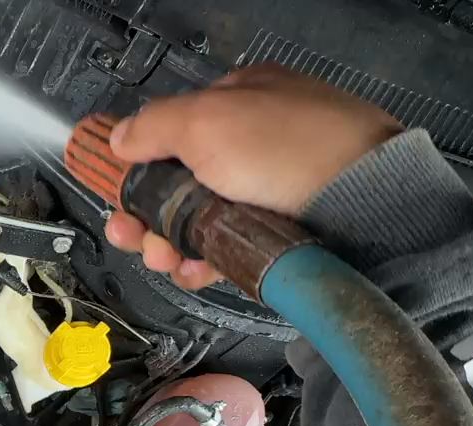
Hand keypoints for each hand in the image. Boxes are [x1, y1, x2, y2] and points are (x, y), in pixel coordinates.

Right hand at [102, 65, 401, 289]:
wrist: (357, 205)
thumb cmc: (291, 150)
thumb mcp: (209, 120)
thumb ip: (155, 124)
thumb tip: (119, 136)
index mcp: (232, 107)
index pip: (165, 140)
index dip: (134, 172)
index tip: (115, 198)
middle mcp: (241, 150)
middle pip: (169, 192)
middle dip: (143, 220)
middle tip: (132, 236)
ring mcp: (252, 196)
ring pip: (187, 228)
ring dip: (164, 247)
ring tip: (165, 257)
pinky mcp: (261, 235)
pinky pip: (213, 252)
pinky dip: (196, 265)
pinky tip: (194, 270)